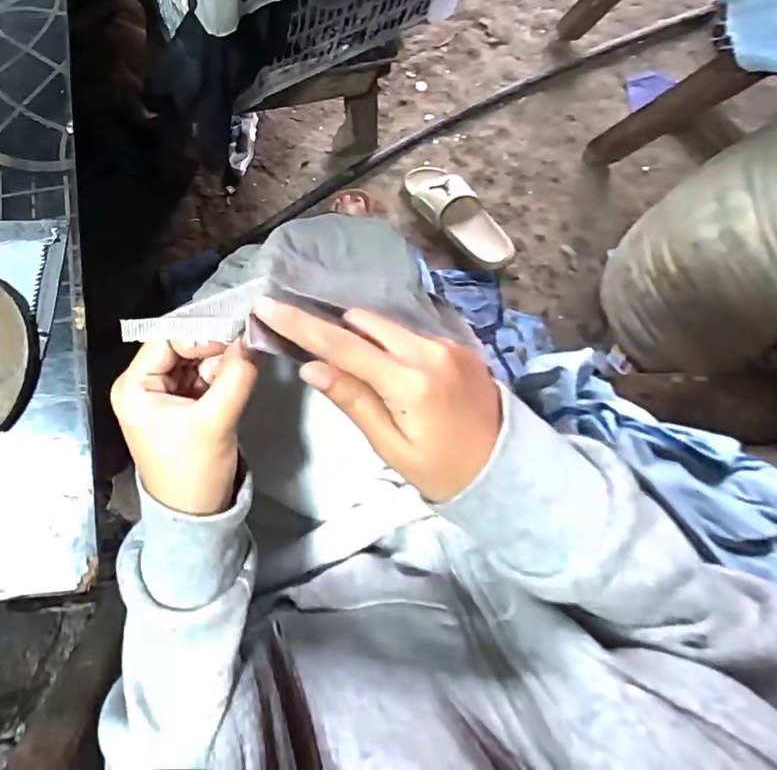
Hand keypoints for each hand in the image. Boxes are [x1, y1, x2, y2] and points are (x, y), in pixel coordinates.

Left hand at [110, 340, 257, 515]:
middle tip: (244, 347)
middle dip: (213, 346)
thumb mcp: (216, 422)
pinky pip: (202, 373)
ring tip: (243, 365)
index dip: (199, 334)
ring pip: (195, 357)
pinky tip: (238, 374)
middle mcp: (144, 384)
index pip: (165, 339)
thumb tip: (251, 340)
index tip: (233, 336)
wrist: (196, 518)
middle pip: (180, 345)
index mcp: (134, 387)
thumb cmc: (193, 474)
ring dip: (220, 359)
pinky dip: (221, 372)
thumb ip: (235, 377)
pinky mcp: (182, 401)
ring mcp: (163, 392)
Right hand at [254, 299, 500, 502]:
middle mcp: (429, 351)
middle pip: (363, 322)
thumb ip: (353, 400)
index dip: (301, 324)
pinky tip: (390, 368)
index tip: (267, 305)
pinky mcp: (458, 344)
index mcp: (410, 382)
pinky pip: (409, 331)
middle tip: (313, 347)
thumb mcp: (392, 447)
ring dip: (362, 335)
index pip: (342, 345)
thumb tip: (311, 366)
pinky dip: (389, 342)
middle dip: (333, 329)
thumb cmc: (443, 471)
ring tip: (356, 365)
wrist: (509, 471)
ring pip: (386, 324)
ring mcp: (447, 343)